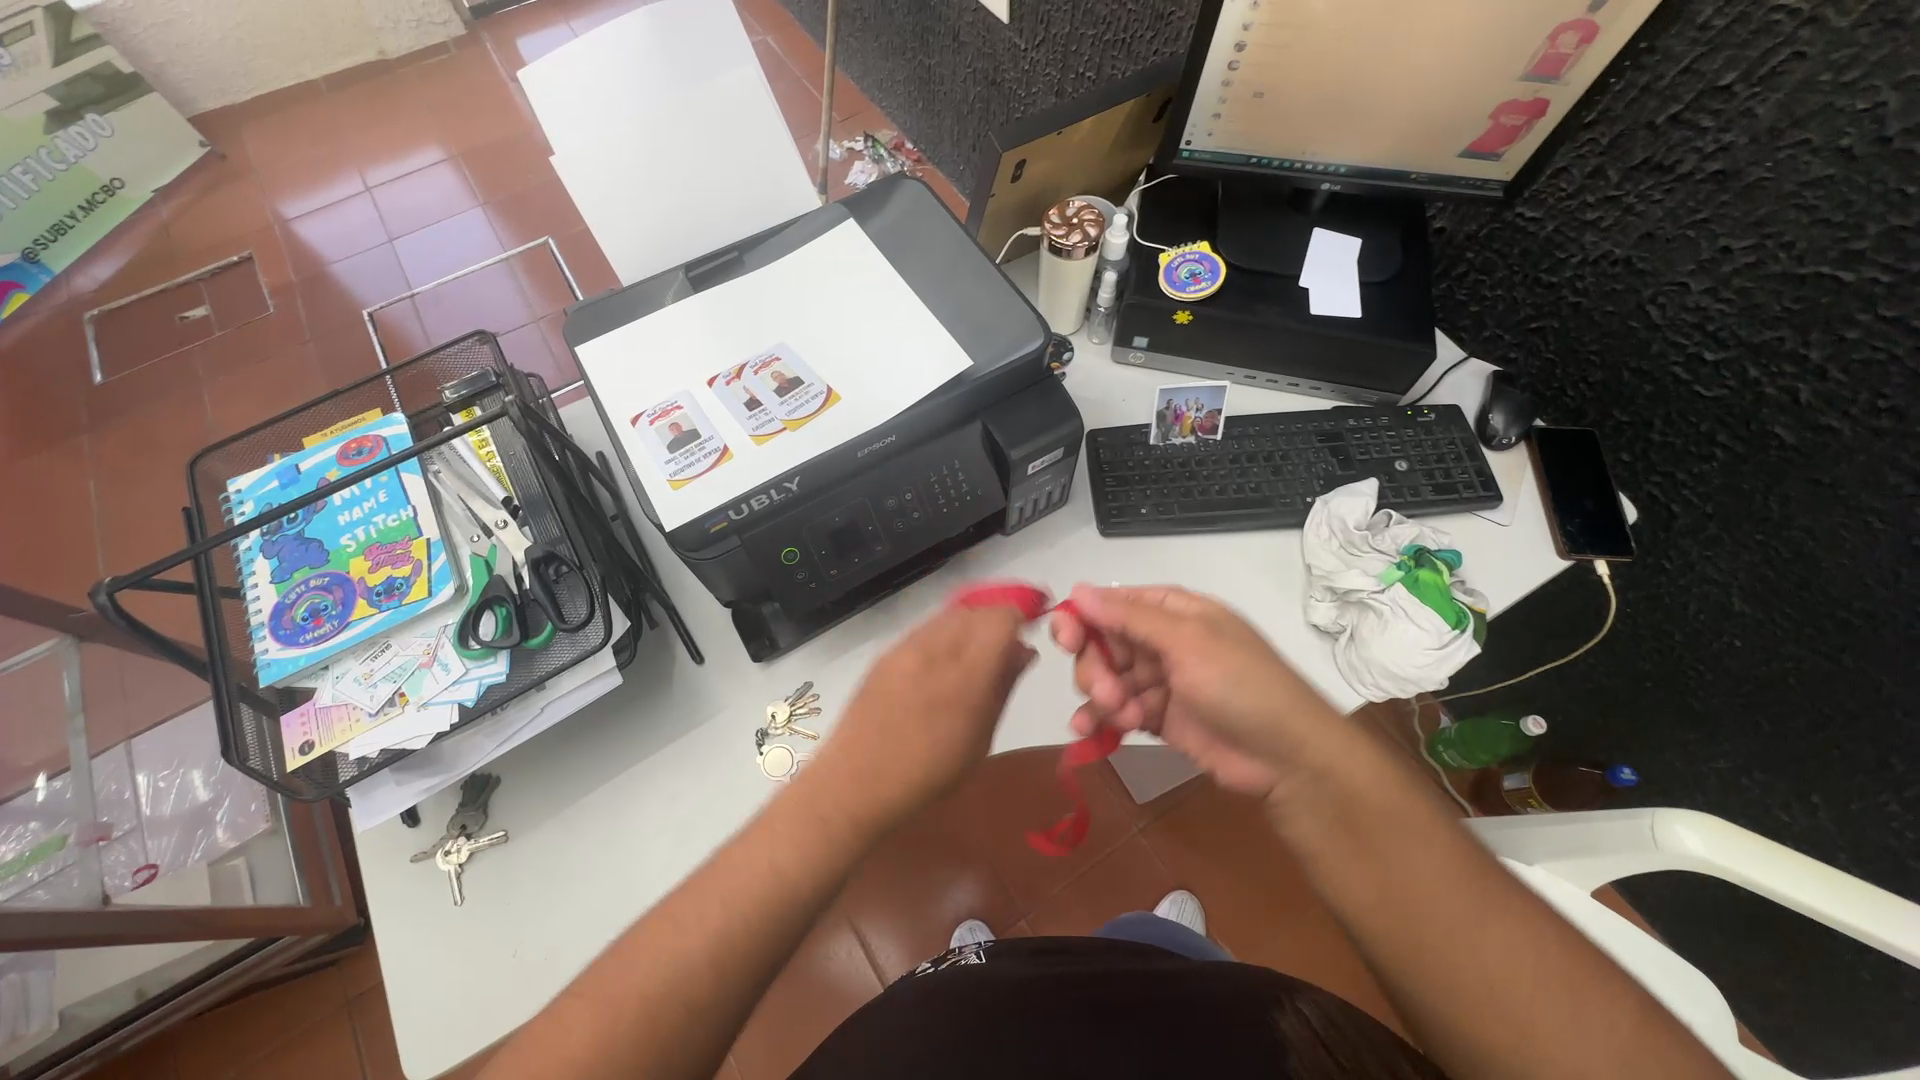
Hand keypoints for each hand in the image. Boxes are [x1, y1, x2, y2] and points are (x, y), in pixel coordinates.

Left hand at [812, 605, 1035, 823]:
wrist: (856, 783)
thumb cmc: (929, 774)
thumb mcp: (980, 737)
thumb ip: (1003, 686)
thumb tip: (1024, 650)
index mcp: (965, 674)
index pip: (1002, 617)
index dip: (1021, 618)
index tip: (1028, 635)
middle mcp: (935, 649)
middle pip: (977, 610)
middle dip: (998, 620)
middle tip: (1007, 648)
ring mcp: (905, 647)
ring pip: (950, 614)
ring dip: (972, 624)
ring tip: (976, 655)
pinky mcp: (885, 653)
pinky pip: (926, 628)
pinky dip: (945, 634)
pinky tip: (944, 663)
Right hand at [1050, 584, 1338, 798]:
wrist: (1286, 755)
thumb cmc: (1241, 684)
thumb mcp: (1186, 641)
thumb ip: (1129, 617)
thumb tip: (1078, 590)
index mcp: (1173, 611)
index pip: (1111, 604)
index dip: (1082, 618)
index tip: (1065, 640)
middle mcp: (1162, 641)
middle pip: (1102, 644)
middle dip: (1096, 668)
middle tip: (1108, 694)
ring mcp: (1160, 681)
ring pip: (1106, 680)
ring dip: (1102, 698)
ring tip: (1120, 718)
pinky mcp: (1158, 718)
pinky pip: (1116, 712)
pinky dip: (1100, 721)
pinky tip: (1089, 734)